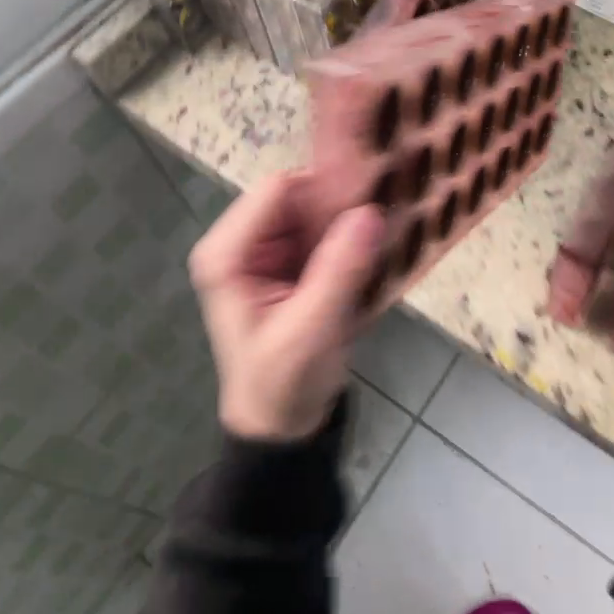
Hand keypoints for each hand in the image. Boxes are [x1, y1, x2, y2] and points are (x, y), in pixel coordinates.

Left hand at [189, 171, 384, 441]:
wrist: (282, 426)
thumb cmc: (284, 384)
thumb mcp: (312, 330)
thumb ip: (338, 270)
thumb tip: (369, 212)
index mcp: (226, 255)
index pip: (277, 190)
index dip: (323, 187)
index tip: (371, 194)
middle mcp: (241, 242)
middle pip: (297, 195)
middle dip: (339, 202)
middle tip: (387, 211)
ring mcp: (266, 250)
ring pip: (314, 209)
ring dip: (348, 218)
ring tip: (387, 226)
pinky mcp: (290, 261)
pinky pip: (323, 230)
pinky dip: (349, 236)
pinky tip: (375, 245)